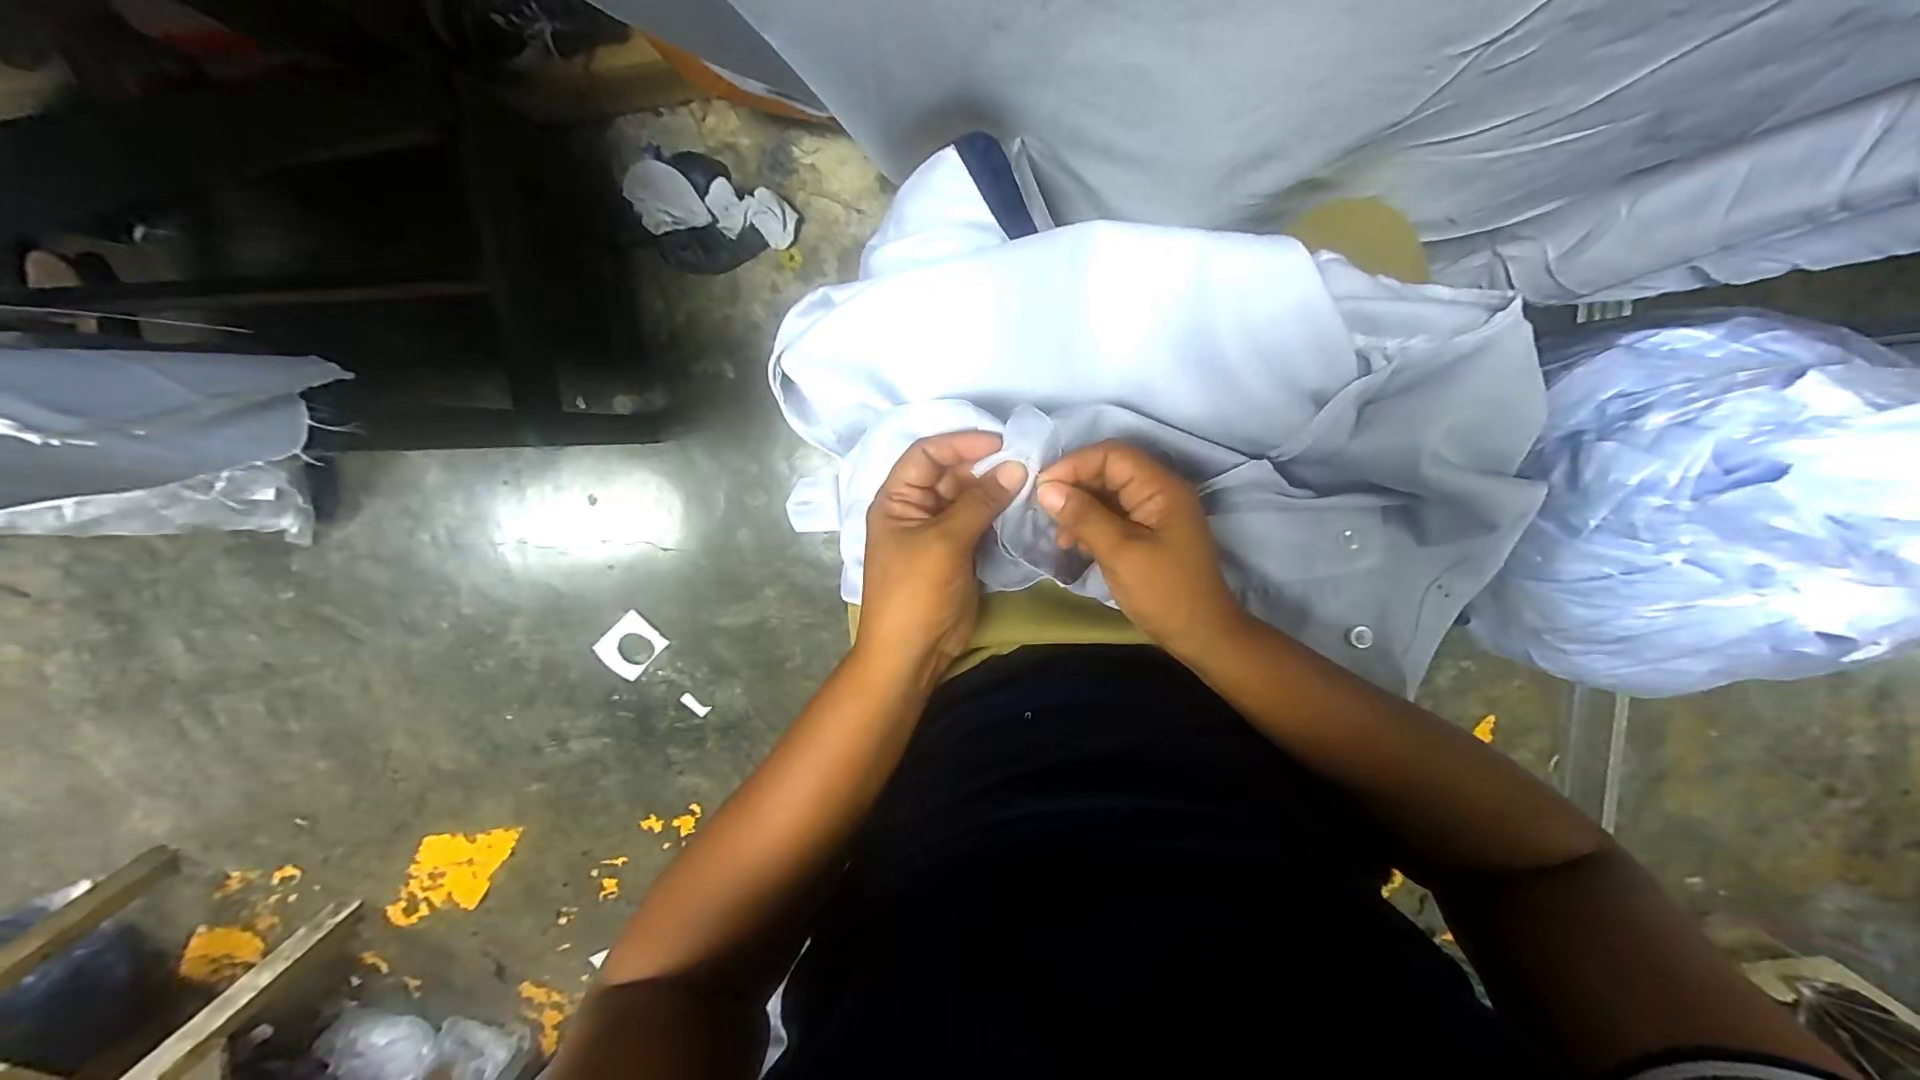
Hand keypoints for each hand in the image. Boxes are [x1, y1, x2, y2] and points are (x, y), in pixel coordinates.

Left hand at [859, 432, 1026, 674]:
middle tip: (1025, 463)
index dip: (960, 443)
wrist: (912, 651)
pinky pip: (978, 520)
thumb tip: (1016, 467)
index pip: (926, 454)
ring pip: (968, 496)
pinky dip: (997, 511)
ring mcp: (938, 531)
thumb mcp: (944, 542)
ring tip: (1029, 481)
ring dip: (994, 488)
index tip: (1000, 443)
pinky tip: (1021, 504)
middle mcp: (915, 508)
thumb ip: (979, 502)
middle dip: (983, 466)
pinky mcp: (958, 550)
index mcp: (896, 499)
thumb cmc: (916, 593)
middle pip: (950, 473)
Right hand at [1037, 440, 1246, 656]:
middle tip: (1044, 510)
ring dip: (1079, 507)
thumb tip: (1046, 489)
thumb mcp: (1120, 553)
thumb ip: (1084, 516)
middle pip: (1108, 471)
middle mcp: (1159, 492)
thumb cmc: (1164, 593)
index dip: (1074, 464)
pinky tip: (1074, 544)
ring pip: (1107, 494)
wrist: (1201, 635)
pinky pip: (1112, 515)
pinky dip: (1089, 524)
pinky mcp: (1146, 533)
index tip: (1042, 488)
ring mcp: (1154, 513)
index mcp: (1161, 488)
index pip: (1112, 455)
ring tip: (1060, 535)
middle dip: (1074, 486)